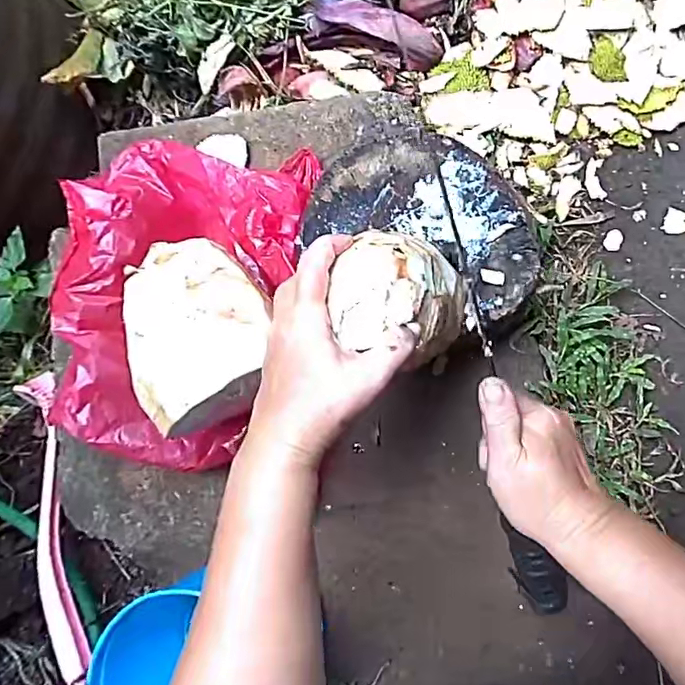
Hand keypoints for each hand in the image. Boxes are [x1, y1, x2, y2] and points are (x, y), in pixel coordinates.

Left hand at [246, 235, 412, 468]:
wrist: (281, 443)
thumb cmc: (317, 410)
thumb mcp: (368, 378)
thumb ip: (395, 350)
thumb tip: (410, 331)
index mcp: (304, 317)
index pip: (313, 262)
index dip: (332, 244)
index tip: (351, 241)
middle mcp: (284, 322)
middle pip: (296, 275)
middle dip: (320, 260)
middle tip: (346, 261)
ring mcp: (275, 339)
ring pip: (288, 296)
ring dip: (309, 283)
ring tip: (336, 289)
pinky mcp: (275, 356)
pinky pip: (287, 316)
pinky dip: (304, 306)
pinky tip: (324, 325)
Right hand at [477, 378, 618, 549]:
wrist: (576, 526)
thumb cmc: (538, 501)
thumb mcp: (504, 459)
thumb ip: (496, 418)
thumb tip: (490, 384)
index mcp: (538, 416)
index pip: (499, 402)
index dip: (490, 430)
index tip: (496, 452)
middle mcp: (555, 418)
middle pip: (512, 416)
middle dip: (503, 441)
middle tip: (508, 469)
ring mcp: (564, 432)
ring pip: (524, 431)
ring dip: (516, 452)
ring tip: (521, 478)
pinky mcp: (568, 447)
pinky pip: (538, 443)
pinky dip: (532, 459)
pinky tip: (532, 480)